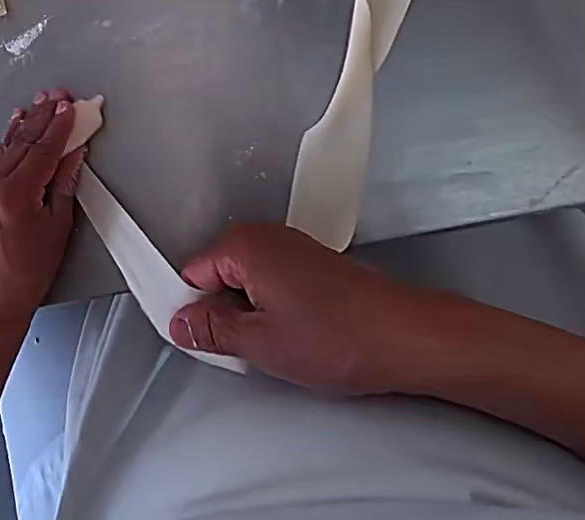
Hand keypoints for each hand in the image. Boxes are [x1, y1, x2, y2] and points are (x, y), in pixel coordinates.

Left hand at [0, 88, 87, 324]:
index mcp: (15, 196)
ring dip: (28, 121)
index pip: (42, 151)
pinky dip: (11, 138)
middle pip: (24, 141)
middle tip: (59, 95)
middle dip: (44, 116)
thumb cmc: (29, 271)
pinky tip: (18, 122)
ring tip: (42, 101)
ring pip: (8, 145)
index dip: (60, 127)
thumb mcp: (58, 226)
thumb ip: (65, 183)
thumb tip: (74, 151)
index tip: (71, 108)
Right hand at [170, 223, 488, 393]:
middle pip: (216, 273)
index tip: (198, 337)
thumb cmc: (341, 334)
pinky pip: (269, 279)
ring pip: (244, 280)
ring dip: (248, 311)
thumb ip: (211, 331)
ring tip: (274, 342)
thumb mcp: (260, 344)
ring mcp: (288, 246)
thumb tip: (183, 324)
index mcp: (244, 245)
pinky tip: (292, 333)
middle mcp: (264, 236)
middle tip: (242, 347)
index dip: (192, 309)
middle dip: (221, 311)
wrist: (402, 335)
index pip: (191, 272)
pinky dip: (270, 305)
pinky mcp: (307, 261)